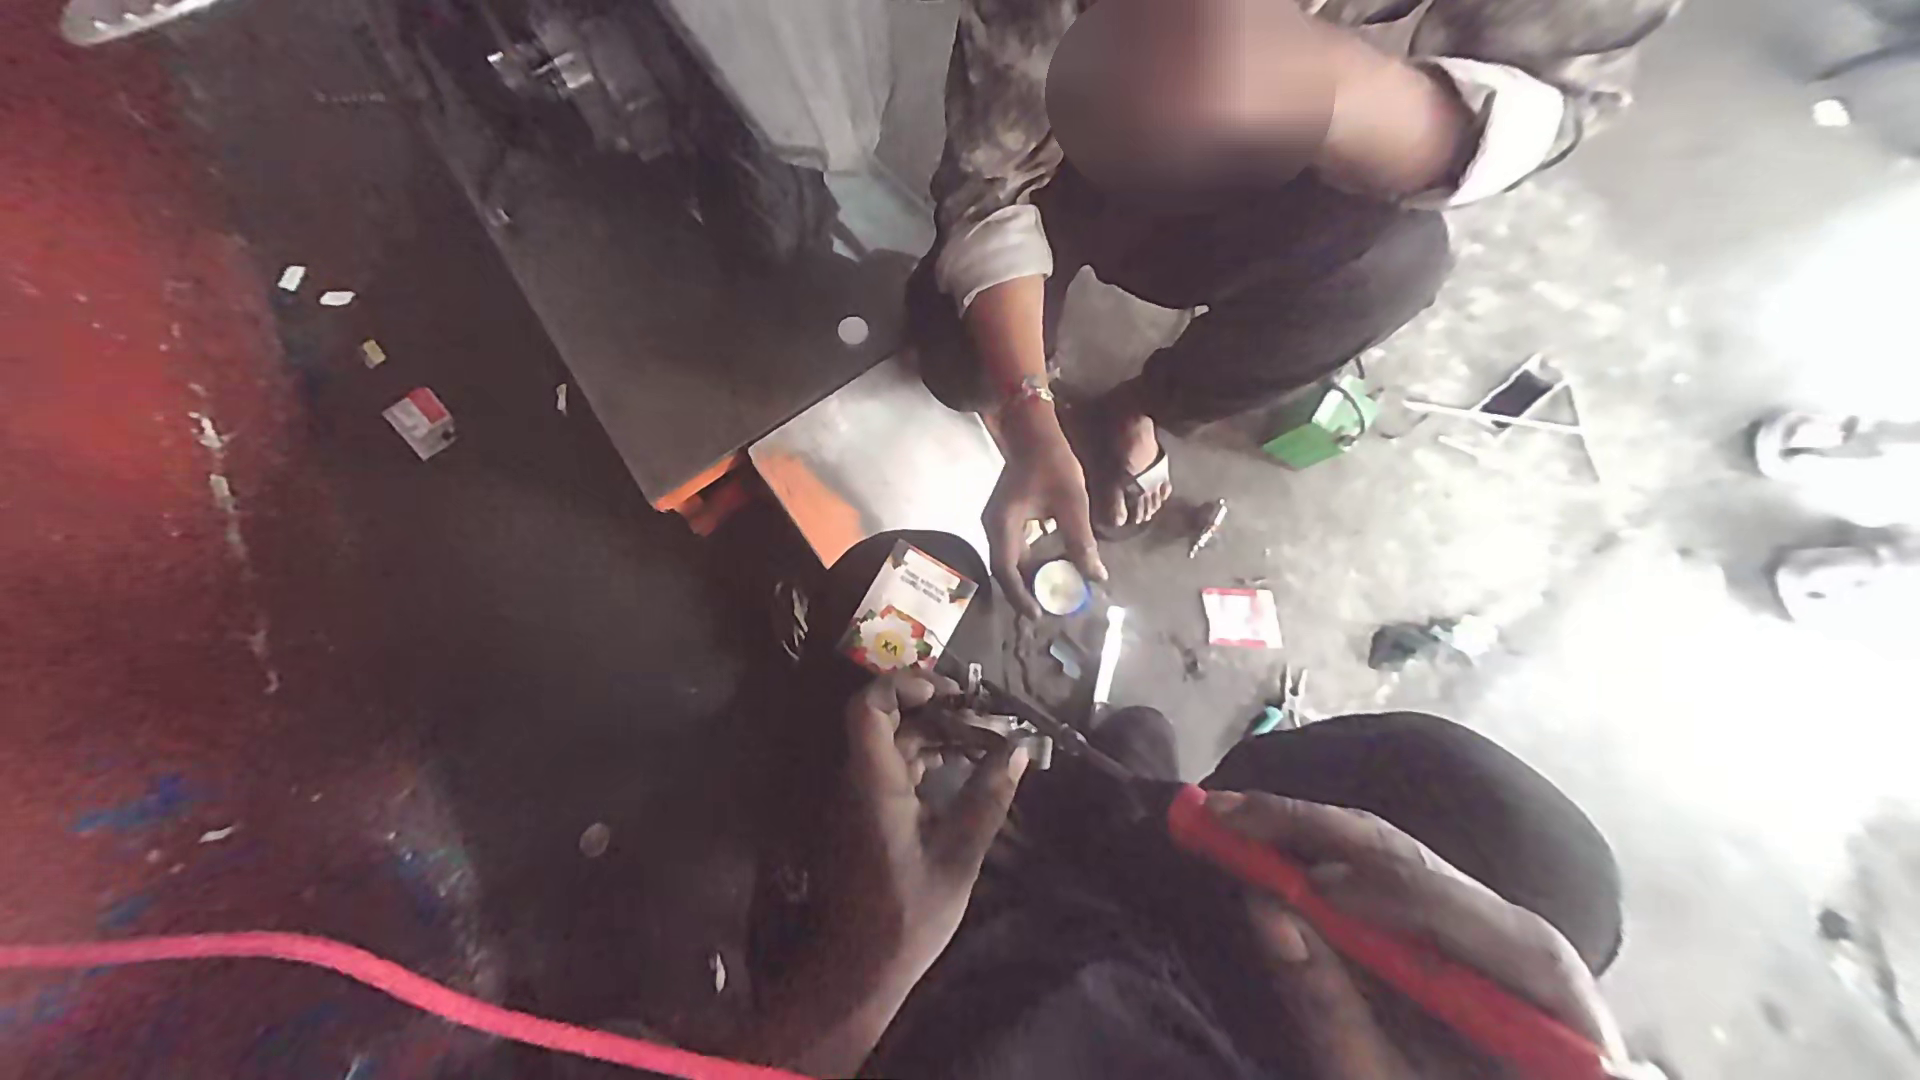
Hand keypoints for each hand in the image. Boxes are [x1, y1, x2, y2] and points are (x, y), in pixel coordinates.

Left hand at [738, 674, 1030, 1074]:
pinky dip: (930, 755)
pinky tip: (965, 764)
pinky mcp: (871, 808)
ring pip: (896, 739)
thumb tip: (1018, 750)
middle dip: (935, 706)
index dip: (903, 685)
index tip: (948, 691)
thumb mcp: (958, 856)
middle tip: (981, 712)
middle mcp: (861, 777)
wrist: (857, 968)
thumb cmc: (905, 915)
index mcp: (874, 782)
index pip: (869, 708)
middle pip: (888, 717)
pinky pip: (898, 764)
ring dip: (937, 731)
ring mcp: (863, 793)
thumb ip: (987, 797)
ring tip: (985, 736)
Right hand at [986, 410, 1108, 617]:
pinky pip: (1015, 547)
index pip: (1005, 570)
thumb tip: (1096, 576)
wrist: (1034, 433)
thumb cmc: (1052, 463)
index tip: (1037, 614)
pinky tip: (1049, 566)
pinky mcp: (1007, 517)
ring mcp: (998, 521)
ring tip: (1050, 591)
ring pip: (1009, 559)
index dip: (1020, 595)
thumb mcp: (1072, 503)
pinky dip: (1030, 561)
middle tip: (1047, 608)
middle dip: (1025, 590)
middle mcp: (994, 526)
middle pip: (1005, 568)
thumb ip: (1081, 541)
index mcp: (1003, 524)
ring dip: (1028, 576)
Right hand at [1205, 791, 1628, 1078]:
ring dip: (1298, 824)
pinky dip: (1307, 843)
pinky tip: (1261, 833)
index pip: (1473, 920)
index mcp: (1544, 996)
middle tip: (1225, 812)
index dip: (1395, 894)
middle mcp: (1514, 934)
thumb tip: (1264, 909)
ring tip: (1227, 813)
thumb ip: (1334, 1012)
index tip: (1312, 886)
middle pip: (1410, 857)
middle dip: (1311, 828)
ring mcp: (1473, 914)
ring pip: (1383, 846)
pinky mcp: (1432, 909)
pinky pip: (1367, 860)